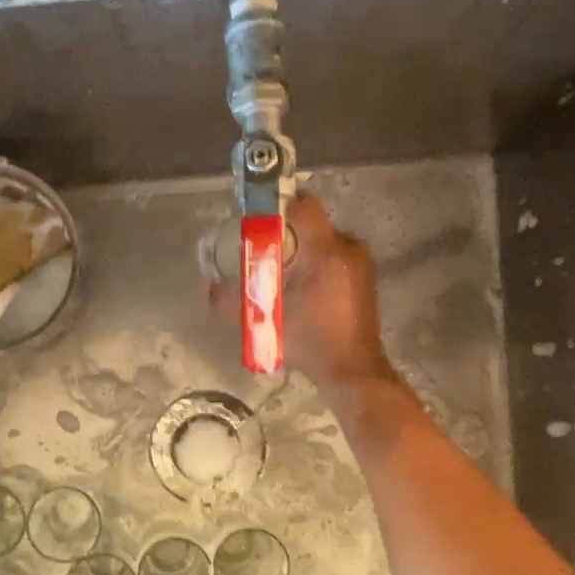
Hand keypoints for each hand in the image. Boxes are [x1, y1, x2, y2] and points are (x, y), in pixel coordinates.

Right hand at [212, 192, 396, 388]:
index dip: (279, 204)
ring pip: (324, 240)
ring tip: (284, 274)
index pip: (304, 205)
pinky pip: (336, 256)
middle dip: (287, 234)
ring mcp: (361, 261)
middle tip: (265, 253)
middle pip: (311, 224)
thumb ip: (232, 302)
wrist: (353, 370)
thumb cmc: (311, 342)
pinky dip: (319, 263)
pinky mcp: (366, 276)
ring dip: (303, 250)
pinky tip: (306, 288)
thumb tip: (208, 287)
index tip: (260, 217)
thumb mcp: (265, 322)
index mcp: (325, 251)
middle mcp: (347, 247)